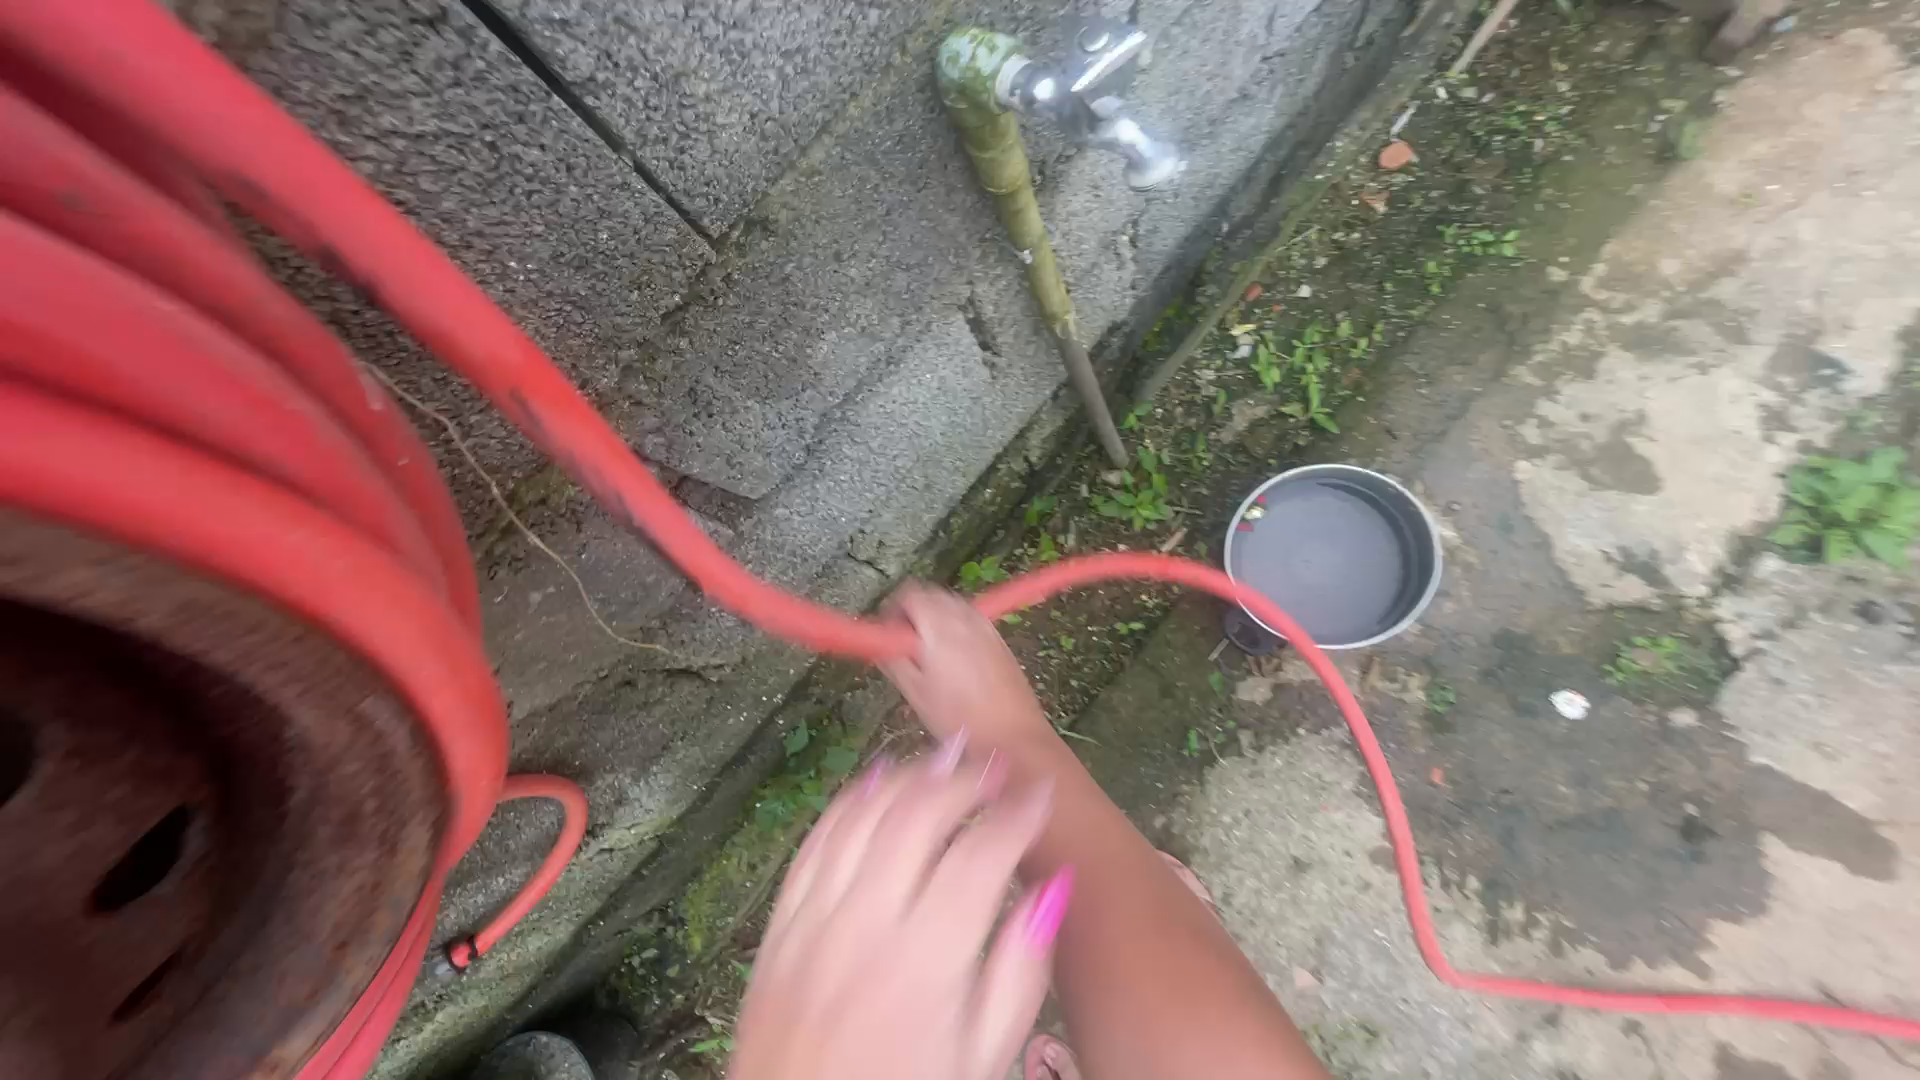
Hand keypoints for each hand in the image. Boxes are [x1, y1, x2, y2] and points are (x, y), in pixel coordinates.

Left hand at [730, 747, 1069, 1079]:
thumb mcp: (984, 1058)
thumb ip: (1020, 972)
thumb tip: (1052, 888)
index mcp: (926, 962)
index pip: (980, 857)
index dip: (1017, 814)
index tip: (1042, 792)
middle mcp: (866, 923)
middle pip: (918, 816)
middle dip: (964, 779)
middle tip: (996, 765)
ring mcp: (816, 916)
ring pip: (865, 814)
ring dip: (910, 773)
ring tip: (947, 754)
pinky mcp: (781, 919)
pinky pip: (817, 839)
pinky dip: (851, 799)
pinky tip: (879, 777)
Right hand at [879, 582, 1053, 749]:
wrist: (1011, 734)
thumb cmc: (958, 717)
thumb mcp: (915, 692)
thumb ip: (894, 660)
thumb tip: (880, 644)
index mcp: (938, 626)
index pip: (909, 594)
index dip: (892, 609)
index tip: (887, 633)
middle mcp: (963, 617)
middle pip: (932, 594)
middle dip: (914, 611)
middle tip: (904, 643)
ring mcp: (985, 625)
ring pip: (952, 604)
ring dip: (936, 617)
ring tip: (928, 652)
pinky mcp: (999, 638)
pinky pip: (971, 618)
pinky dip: (956, 625)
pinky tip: (954, 657)